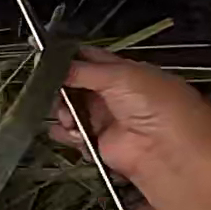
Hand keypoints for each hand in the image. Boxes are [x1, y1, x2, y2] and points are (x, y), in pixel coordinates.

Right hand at [49, 48, 210, 181]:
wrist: (167, 152)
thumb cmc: (158, 108)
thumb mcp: (120, 77)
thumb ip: (81, 70)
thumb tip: (49, 65)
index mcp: (125, 72)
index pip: (88, 58)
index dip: (66, 57)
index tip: (43, 61)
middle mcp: (113, 93)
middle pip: (71, 84)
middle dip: (58, 87)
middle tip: (54, 92)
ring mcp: (103, 117)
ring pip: (65, 108)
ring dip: (61, 111)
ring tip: (70, 118)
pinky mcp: (95, 139)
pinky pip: (67, 133)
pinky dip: (64, 133)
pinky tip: (74, 132)